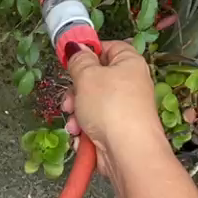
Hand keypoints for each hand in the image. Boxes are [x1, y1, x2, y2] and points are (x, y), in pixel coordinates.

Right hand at [64, 40, 169, 176]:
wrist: (127, 150)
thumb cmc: (109, 107)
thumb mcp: (87, 77)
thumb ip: (78, 61)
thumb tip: (76, 47)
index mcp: (128, 63)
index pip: (108, 47)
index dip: (88, 52)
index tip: (70, 62)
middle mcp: (129, 83)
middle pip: (94, 79)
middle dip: (75, 93)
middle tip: (69, 102)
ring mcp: (122, 108)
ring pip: (90, 104)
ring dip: (76, 115)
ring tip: (74, 125)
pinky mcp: (115, 129)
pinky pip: (93, 123)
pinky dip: (84, 129)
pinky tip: (81, 137)